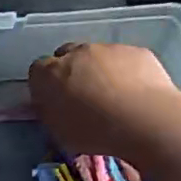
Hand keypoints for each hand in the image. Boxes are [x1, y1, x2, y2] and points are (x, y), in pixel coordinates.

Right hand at [28, 42, 180, 158]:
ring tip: (109, 96)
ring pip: (96, 55)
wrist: (144, 119)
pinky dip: (122, 71)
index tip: (51, 101)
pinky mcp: (135, 50)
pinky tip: (131, 93)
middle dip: (69, 72)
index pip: (37, 71)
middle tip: (79, 96)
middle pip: (66, 56)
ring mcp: (108, 48)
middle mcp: (77, 53)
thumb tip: (46, 105)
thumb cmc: (93, 132)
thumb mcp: (59, 132)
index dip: (43, 86)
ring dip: (96, 70)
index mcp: (50, 74)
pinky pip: (122, 59)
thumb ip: (49, 113)